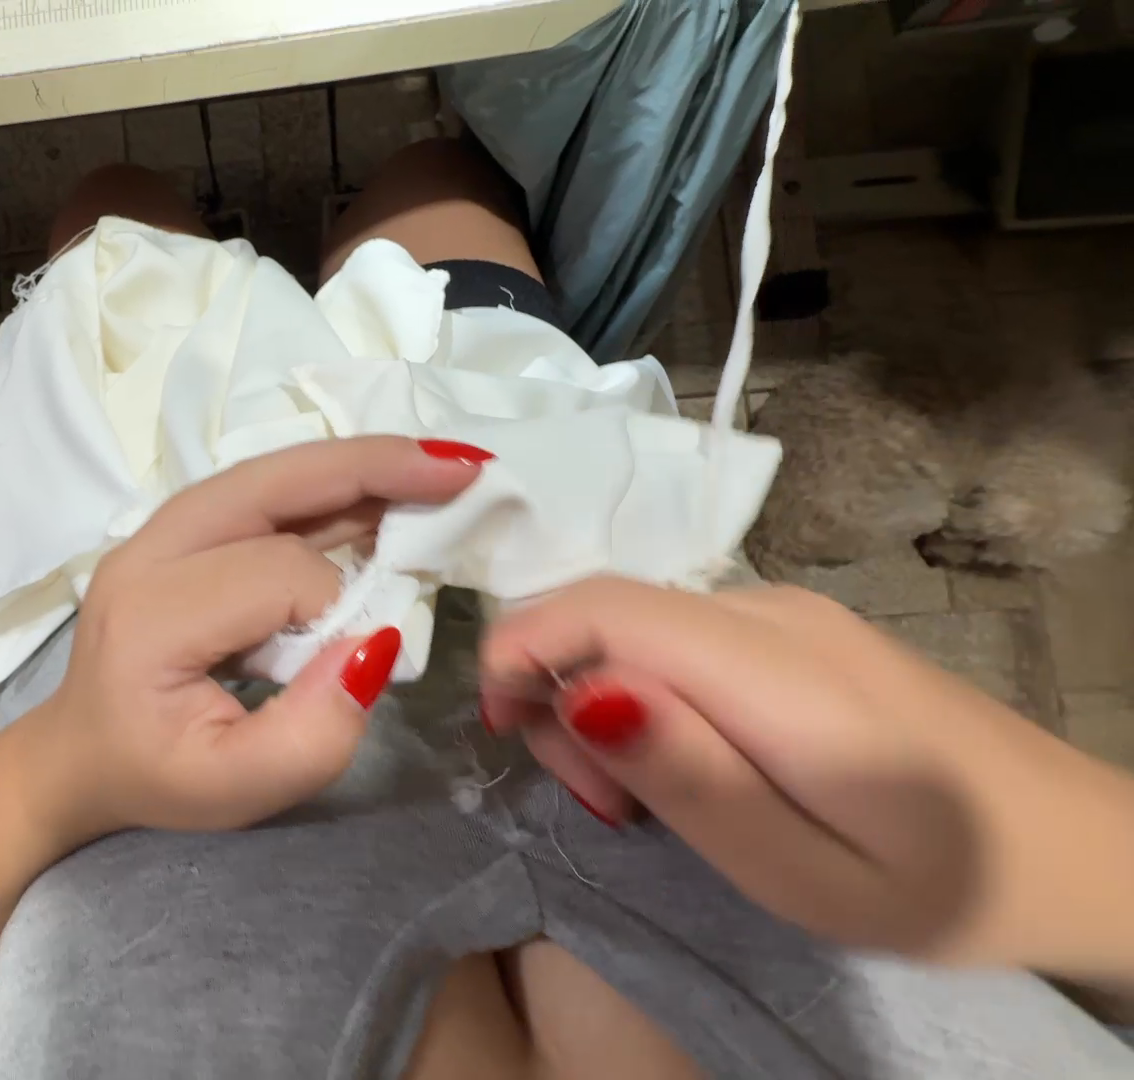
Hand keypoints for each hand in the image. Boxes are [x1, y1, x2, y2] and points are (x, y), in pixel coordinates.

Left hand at [24, 436, 489, 835]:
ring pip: (264, 473)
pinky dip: (323, 486)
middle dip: (370, 467)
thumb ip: (316, 731)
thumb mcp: (238, 788)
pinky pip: (257, 491)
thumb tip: (379, 641)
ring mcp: (153, 532)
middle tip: (460, 471)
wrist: (78, 755)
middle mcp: (146, 552)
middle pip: (268, 482)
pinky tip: (376, 491)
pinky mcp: (172, 531)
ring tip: (432, 471)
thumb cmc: (153, 778)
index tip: (359, 650)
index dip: (337, 604)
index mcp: (154, 616)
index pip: (276, 574)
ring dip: (352, 465)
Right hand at [480, 577, 1133, 977]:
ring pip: (626, 621)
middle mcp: (767, 608)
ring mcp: (778, 608)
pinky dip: (632, 687)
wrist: (1089, 856)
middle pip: (602, 611)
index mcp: (776, 666)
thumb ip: (690, 776)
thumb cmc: (942, 888)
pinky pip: (664, 633)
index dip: (521, 645)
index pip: (604, 606)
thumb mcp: (803, 874)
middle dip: (555, 690)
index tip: (497, 722)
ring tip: (638, 792)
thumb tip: (581, 689)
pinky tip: (672, 752)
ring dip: (592, 696)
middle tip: (597, 799)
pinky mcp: (781, 625)